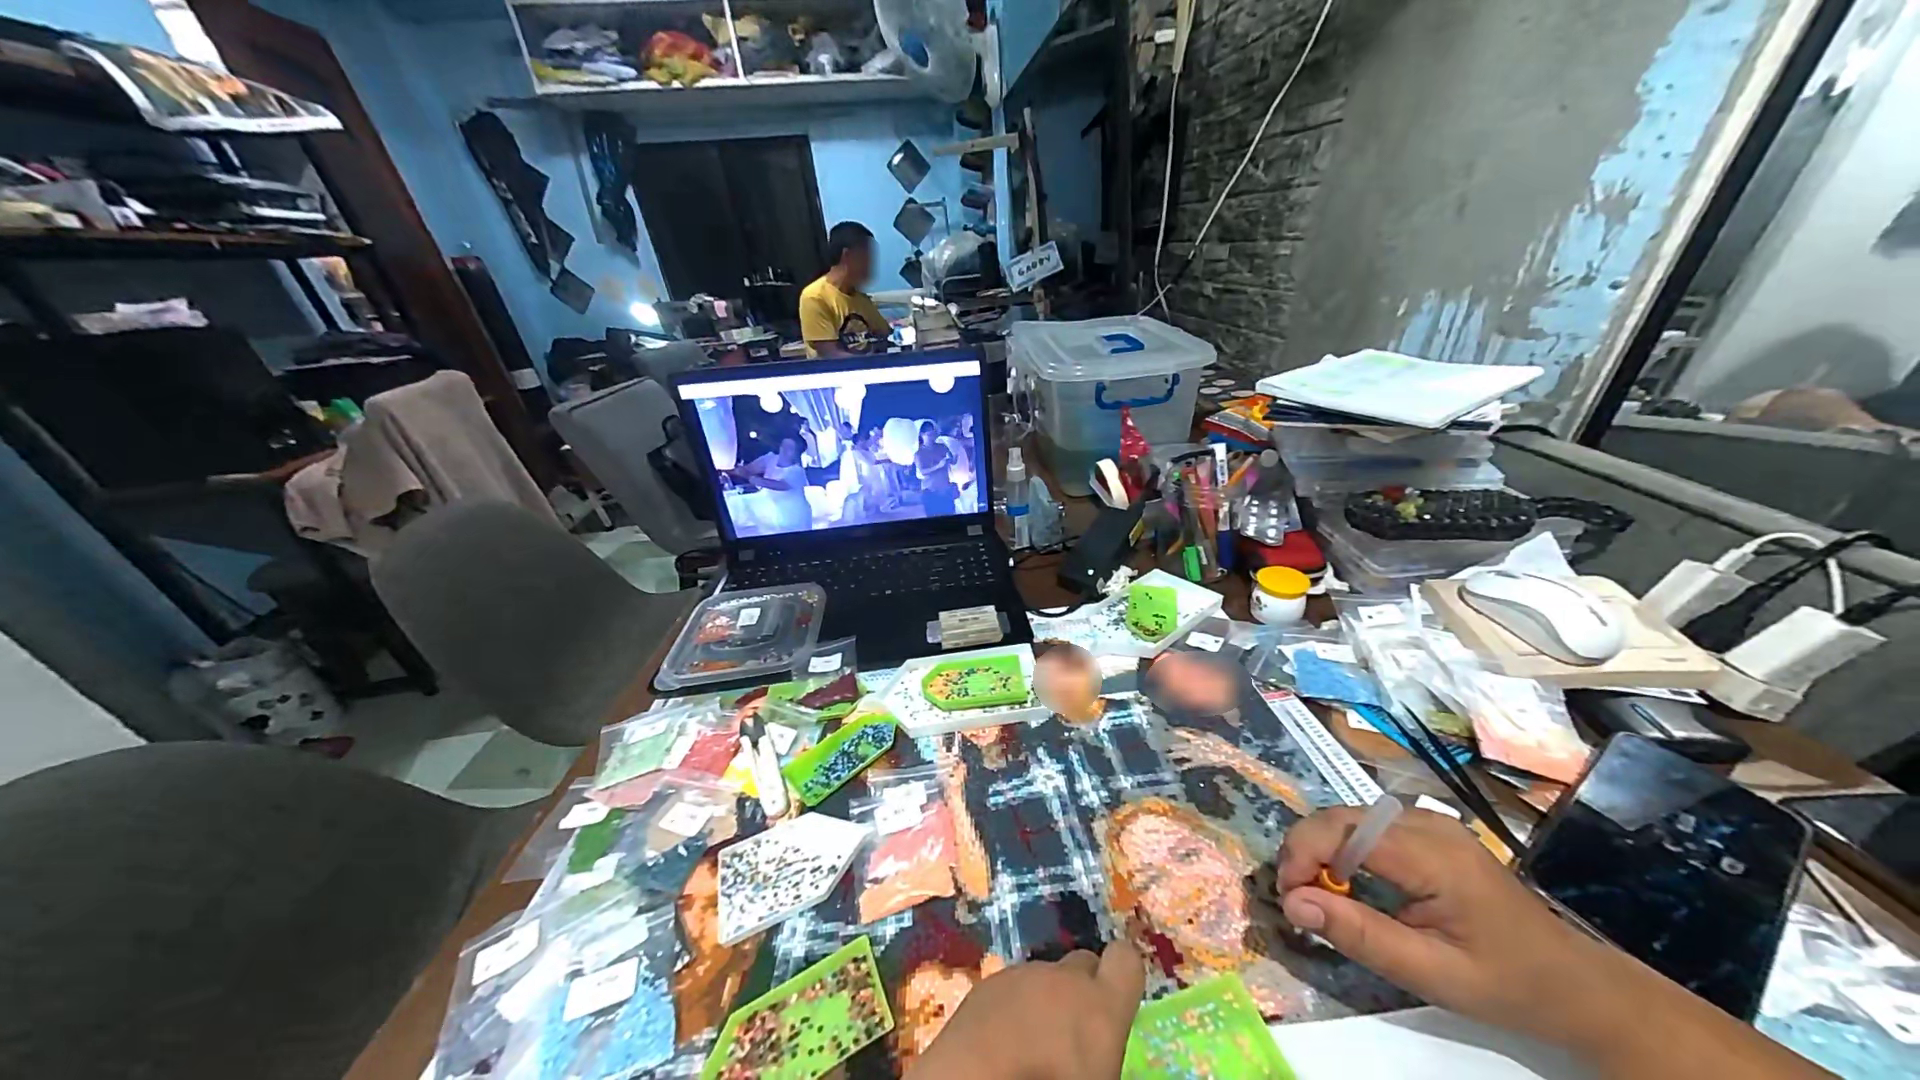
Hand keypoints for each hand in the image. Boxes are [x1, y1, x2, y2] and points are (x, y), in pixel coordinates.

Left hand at [906, 942, 1144, 1079]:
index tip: (1117, 999)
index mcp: (1102, 1004)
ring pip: (1044, 977)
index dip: (1123, 975)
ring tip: (1034, 1045)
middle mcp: (1063, 978)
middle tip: (1075, 1034)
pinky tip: (1003, 1042)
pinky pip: (1012, 987)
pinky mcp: (987, 983)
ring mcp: (1021, 975)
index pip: (1126, 960)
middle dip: (1083, 989)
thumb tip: (1097, 1048)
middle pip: (1083, 964)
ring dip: (1045, 1001)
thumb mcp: (1099, 1077)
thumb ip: (1104, 1050)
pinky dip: (1013, 1007)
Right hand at [1275, 806, 1628, 1052]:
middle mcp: (1428, 825)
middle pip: (1342, 818)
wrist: (1577, 984)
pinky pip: (1367, 826)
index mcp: (1435, 858)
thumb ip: (1360, 934)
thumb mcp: (1432, 974)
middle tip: (1294, 897)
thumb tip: (1292, 903)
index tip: (1288, 897)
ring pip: (1349, 818)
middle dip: (1305, 851)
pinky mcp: (1429, 829)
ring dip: (1320, 848)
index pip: (1345, 832)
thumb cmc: (1506, 984)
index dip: (1303, 855)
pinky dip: (1342, 847)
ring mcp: (1430, 822)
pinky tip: (1345, 880)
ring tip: (1315, 892)